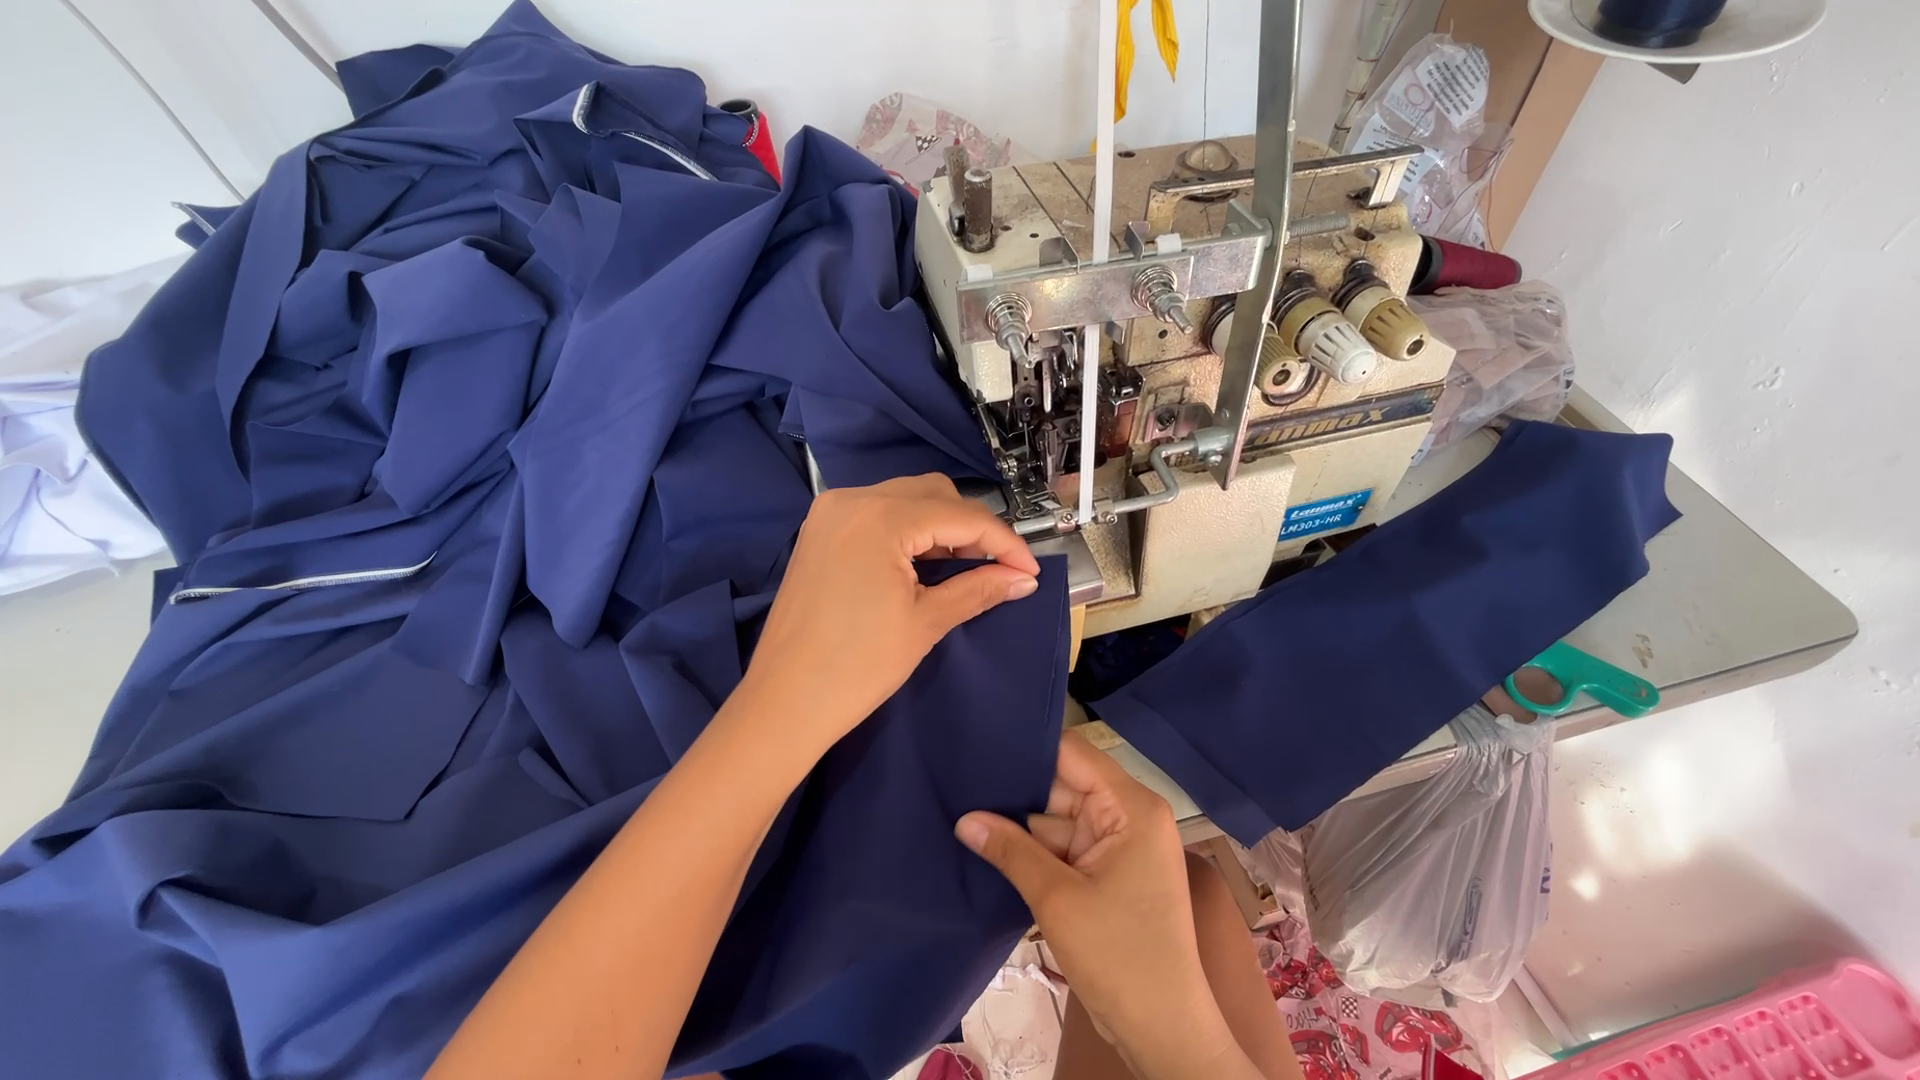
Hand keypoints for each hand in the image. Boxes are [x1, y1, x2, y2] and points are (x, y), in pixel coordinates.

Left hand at [736, 474, 1040, 753]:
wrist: (785, 701)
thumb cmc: (858, 666)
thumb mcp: (926, 623)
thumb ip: (978, 589)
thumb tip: (1024, 579)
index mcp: (880, 517)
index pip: (960, 515)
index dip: (1003, 542)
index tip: (1031, 570)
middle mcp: (852, 500)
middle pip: (933, 493)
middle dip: (971, 527)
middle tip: (997, 569)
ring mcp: (830, 513)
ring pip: (904, 498)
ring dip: (940, 526)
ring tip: (964, 568)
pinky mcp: (819, 531)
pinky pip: (876, 513)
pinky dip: (907, 530)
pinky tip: (923, 563)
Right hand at [955, 732, 1255, 1079]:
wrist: (1161, 1029)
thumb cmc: (1118, 954)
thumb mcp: (1057, 898)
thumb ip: (1010, 850)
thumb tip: (964, 818)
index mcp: (1131, 807)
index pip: (1073, 755)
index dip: (1028, 748)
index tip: (978, 742)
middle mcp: (1129, 816)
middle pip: (1064, 787)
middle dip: (1016, 791)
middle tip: (958, 780)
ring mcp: (1119, 846)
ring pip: (1058, 820)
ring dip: (1020, 825)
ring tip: (962, 809)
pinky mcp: (1108, 874)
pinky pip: (1064, 848)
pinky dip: (1033, 851)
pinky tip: (988, 844)